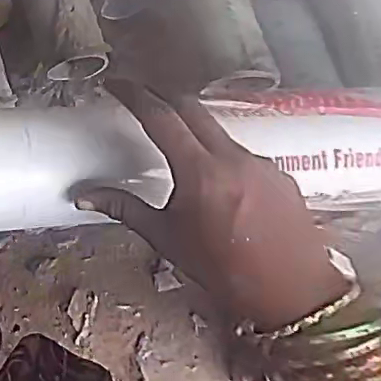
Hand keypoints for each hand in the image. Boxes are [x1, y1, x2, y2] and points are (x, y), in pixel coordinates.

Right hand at [76, 80, 347, 327]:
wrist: (296, 297)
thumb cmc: (223, 272)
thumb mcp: (168, 239)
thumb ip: (126, 209)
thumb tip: (84, 196)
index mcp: (200, 172)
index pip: (161, 117)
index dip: (134, 94)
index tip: (116, 83)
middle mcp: (233, 157)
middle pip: (191, 107)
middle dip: (161, 94)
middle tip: (138, 95)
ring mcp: (261, 163)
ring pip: (218, 129)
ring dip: (192, 125)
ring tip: (174, 138)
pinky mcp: (280, 174)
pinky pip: (242, 152)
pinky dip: (219, 152)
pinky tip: (214, 176)